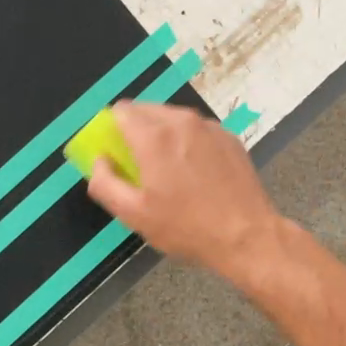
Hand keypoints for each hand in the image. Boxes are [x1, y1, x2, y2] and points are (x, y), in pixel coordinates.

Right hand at [85, 102, 287, 281]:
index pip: (122, 111)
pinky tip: (193, 171)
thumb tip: (99, 161)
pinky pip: (196, 129)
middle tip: (137, 163)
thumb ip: (105, 183)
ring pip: (172, 118)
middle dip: (135, 130)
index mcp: (154, 138)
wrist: (245, 235)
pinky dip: (186, 141)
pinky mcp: (228, 137)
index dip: (112, 127)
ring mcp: (209, 127)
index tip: (114, 150)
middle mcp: (181, 122)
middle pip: (146, 110)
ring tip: (166, 169)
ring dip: (161, 134)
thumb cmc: (185, 227)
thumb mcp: (133, 214)